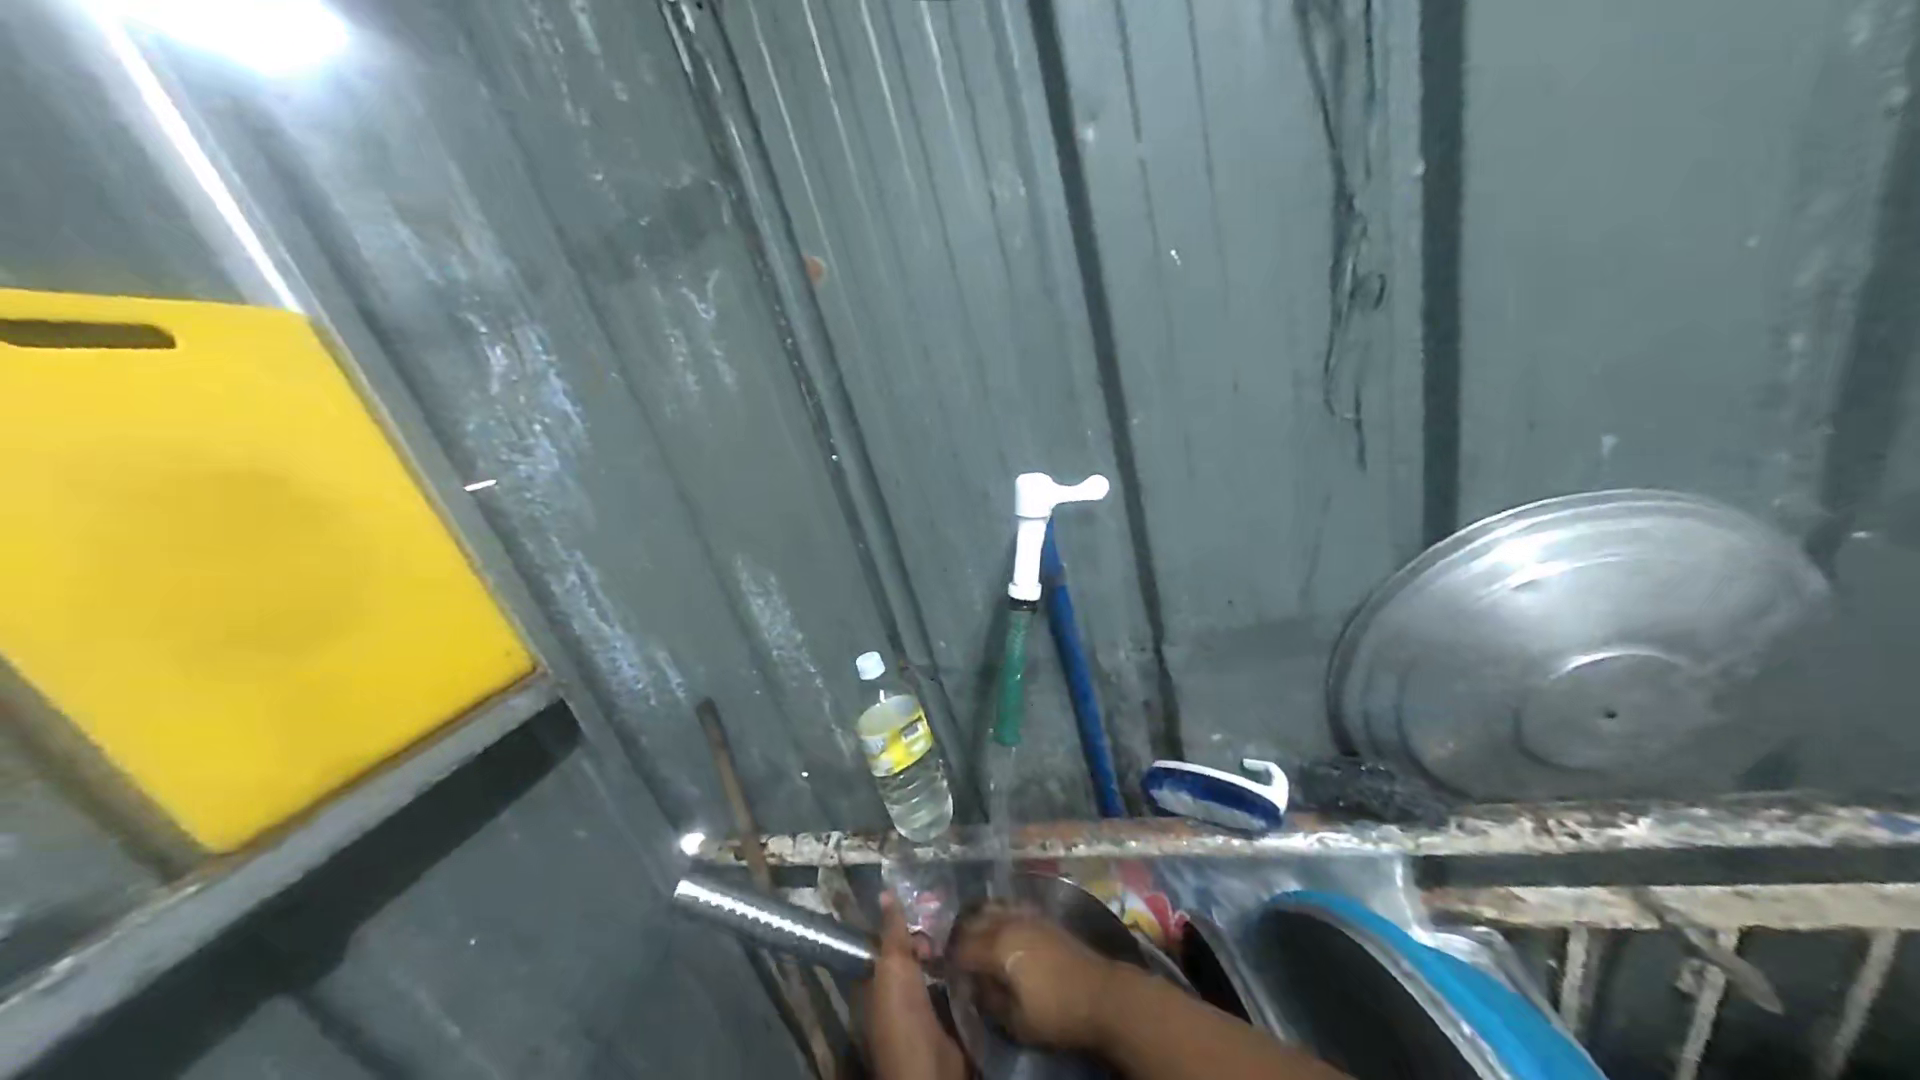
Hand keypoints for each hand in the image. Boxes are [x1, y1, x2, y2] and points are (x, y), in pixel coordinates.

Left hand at [864, 893, 966, 1079]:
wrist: (930, 1066)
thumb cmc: (902, 1013)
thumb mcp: (893, 964)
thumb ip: (892, 930)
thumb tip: (885, 891)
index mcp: (873, 983)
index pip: (884, 944)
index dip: (900, 925)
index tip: (921, 904)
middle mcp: (892, 995)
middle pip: (909, 957)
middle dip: (926, 938)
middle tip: (945, 920)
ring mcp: (918, 1009)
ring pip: (930, 971)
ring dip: (944, 954)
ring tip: (963, 929)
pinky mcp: (943, 1020)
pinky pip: (948, 988)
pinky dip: (958, 974)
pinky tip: (971, 955)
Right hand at [949, 903, 1125, 1051]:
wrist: (1102, 993)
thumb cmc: (1056, 1011)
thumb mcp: (1016, 1019)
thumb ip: (989, 999)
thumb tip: (974, 986)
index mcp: (996, 946)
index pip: (961, 947)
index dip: (949, 959)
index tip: (944, 970)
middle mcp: (1008, 922)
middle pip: (973, 921)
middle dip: (960, 937)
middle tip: (956, 955)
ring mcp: (1027, 915)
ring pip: (992, 908)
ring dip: (978, 921)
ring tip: (974, 939)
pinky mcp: (1042, 916)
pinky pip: (1010, 907)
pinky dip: (999, 915)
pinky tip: (1001, 928)